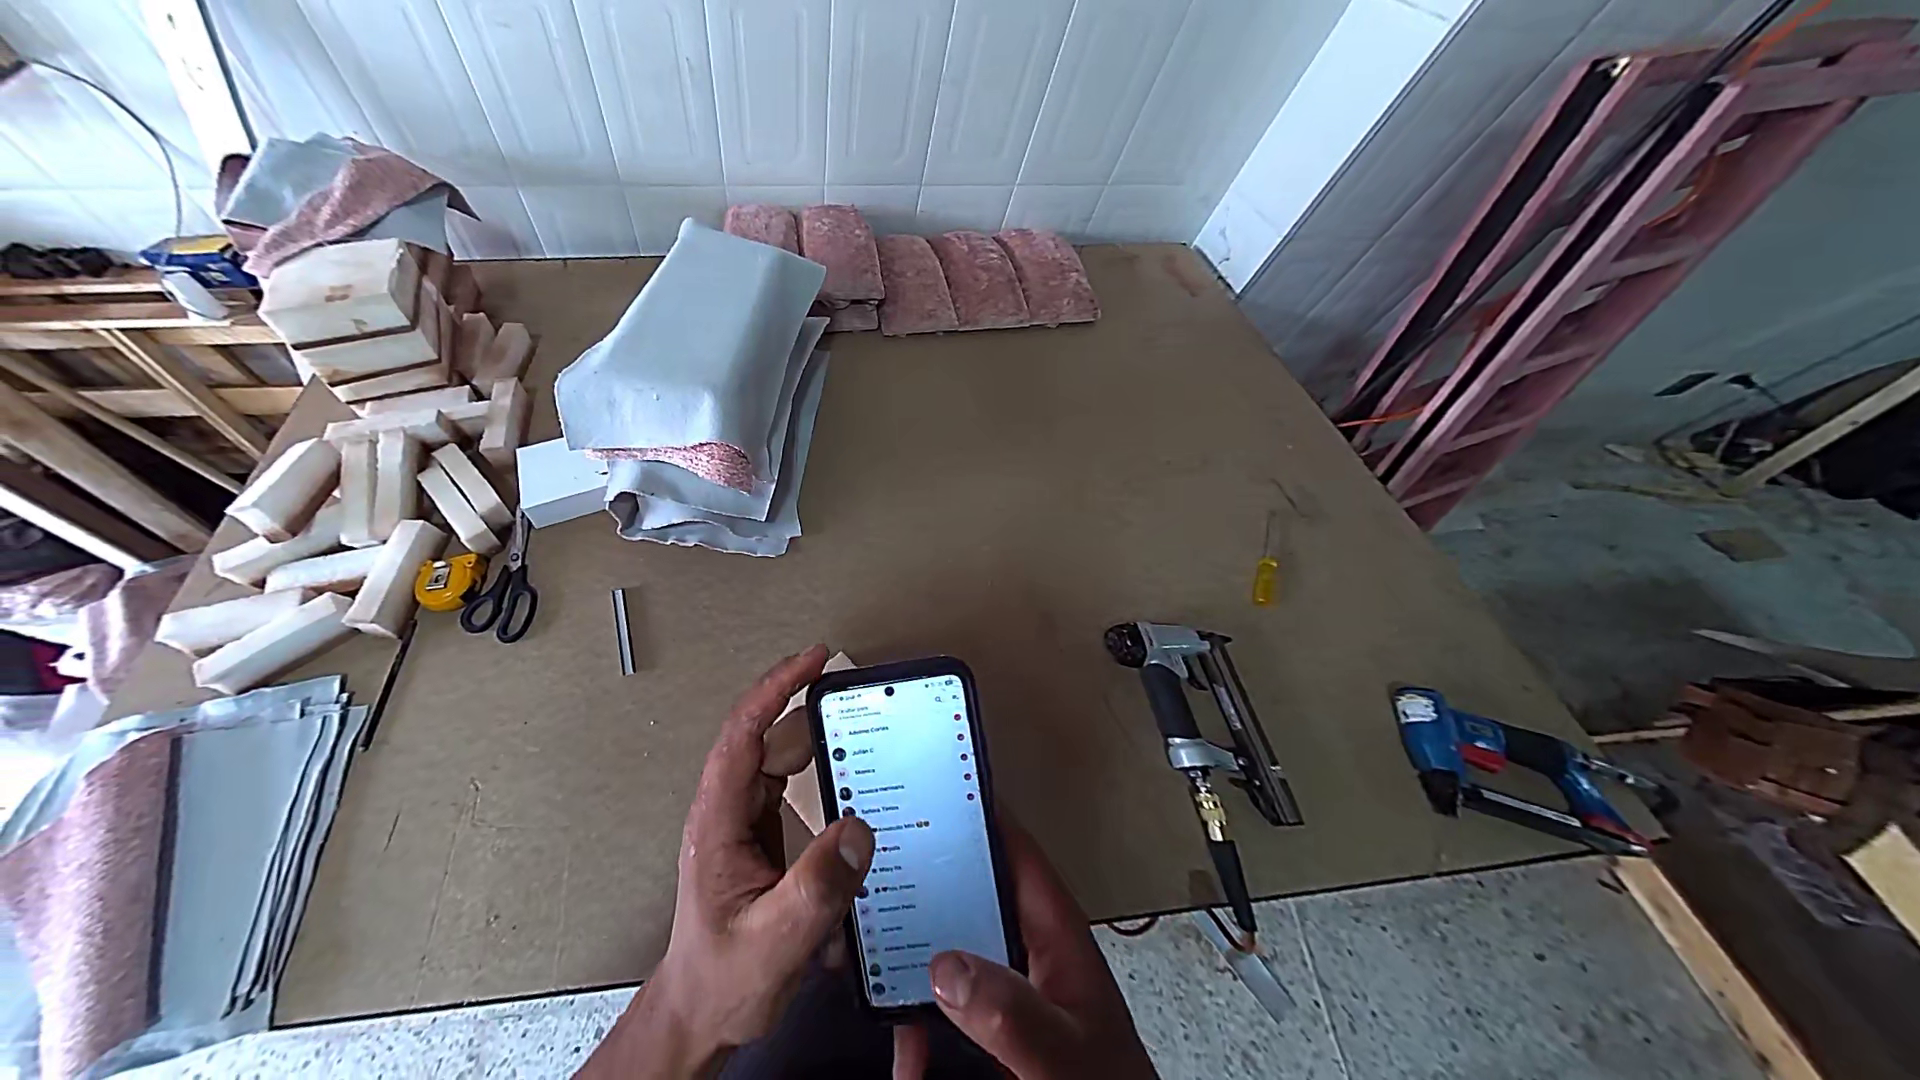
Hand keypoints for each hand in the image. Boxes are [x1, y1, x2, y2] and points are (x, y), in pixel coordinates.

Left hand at [580, 645, 871, 1078]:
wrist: (703, 1009)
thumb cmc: (722, 979)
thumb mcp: (774, 940)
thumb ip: (816, 888)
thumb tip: (856, 829)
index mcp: (718, 822)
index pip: (744, 734)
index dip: (777, 689)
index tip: (811, 661)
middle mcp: (728, 810)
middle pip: (766, 735)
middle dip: (804, 702)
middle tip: (847, 687)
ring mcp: (744, 818)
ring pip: (779, 755)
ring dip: (814, 732)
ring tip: (852, 719)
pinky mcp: (762, 830)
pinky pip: (790, 779)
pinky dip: (819, 762)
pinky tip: (843, 767)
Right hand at [892, 819, 1156, 1078]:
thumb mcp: (1063, 1055)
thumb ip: (1013, 1012)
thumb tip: (950, 968)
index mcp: (1055, 933)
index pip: (1014, 850)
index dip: (977, 813)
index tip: (937, 789)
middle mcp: (1030, 948)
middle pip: (973, 889)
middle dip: (931, 875)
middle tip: (885, 859)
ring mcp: (1011, 984)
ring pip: (953, 942)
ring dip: (917, 948)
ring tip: (879, 949)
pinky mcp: (994, 1020)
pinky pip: (947, 996)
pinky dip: (919, 1010)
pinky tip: (905, 1040)